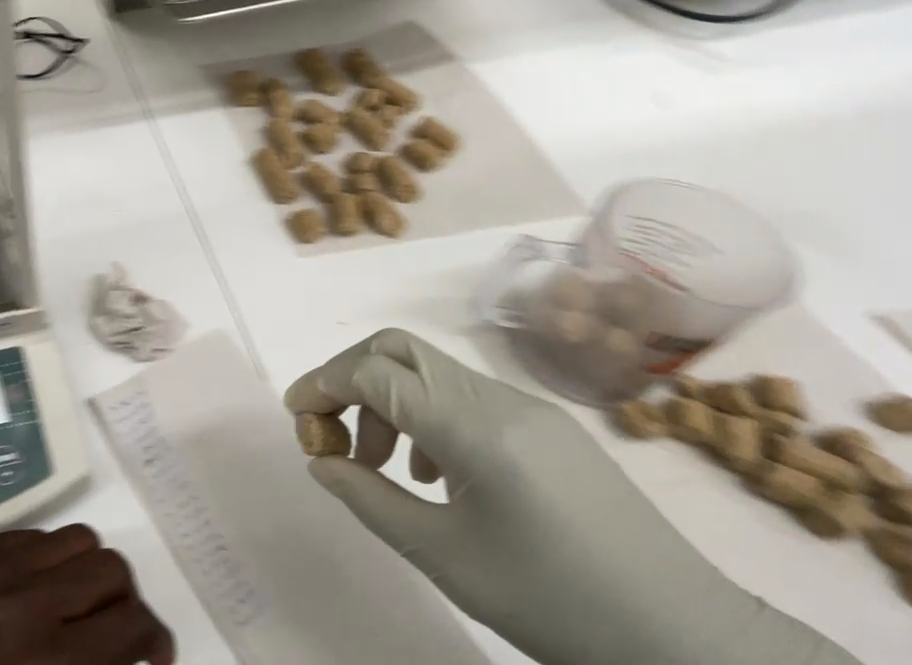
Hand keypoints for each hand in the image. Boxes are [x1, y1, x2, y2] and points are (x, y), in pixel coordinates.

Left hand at [0, 525, 173, 664]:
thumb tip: (144, 635)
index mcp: (55, 658)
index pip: (135, 623)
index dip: (155, 639)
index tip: (151, 651)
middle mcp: (26, 604)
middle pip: (111, 567)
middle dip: (121, 599)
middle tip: (110, 622)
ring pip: (78, 537)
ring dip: (86, 568)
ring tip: (73, 597)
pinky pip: (34, 534)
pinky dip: (45, 559)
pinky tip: (34, 587)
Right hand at [284, 329, 857, 664]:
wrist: (687, 638)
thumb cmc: (553, 601)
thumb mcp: (441, 556)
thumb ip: (367, 497)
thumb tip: (322, 460)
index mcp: (471, 427)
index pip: (373, 373)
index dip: (321, 385)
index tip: (297, 420)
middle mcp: (498, 400)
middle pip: (399, 350)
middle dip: (349, 378)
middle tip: (332, 432)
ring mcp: (530, 411)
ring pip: (431, 371)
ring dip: (388, 401)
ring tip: (385, 466)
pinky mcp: (550, 430)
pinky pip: (467, 397)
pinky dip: (427, 416)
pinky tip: (436, 475)